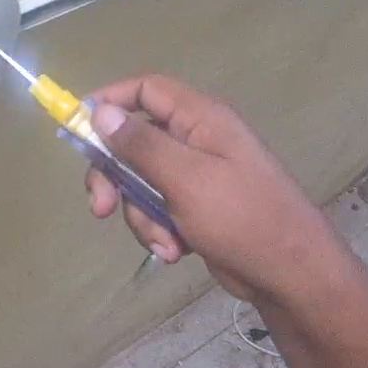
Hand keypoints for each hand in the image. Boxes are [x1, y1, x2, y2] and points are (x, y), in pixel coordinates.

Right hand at [84, 75, 342, 302]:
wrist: (292, 276)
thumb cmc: (243, 218)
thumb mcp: (185, 179)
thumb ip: (140, 144)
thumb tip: (101, 111)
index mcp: (200, 120)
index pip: (145, 90)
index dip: (109, 102)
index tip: (76, 126)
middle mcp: (196, 141)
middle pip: (133, 142)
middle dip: (113, 178)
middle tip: (101, 208)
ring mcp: (196, 176)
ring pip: (140, 183)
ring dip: (140, 215)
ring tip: (164, 242)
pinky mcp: (195, 207)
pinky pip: (157, 209)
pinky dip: (158, 230)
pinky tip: (175, 250)